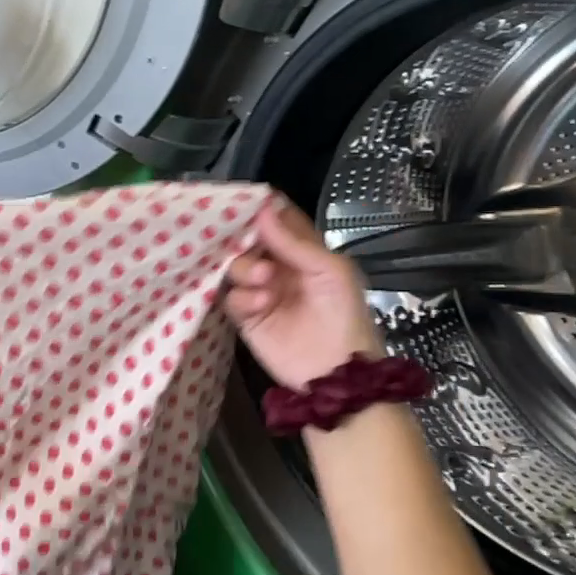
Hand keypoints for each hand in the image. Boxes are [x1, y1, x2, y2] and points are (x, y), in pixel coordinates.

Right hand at [224, 193, 382, 389]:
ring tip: (264, 279)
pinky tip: (261, 303)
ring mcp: (259, 290)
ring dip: (245, 268)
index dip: (260, 209)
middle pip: (247, 240)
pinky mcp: (245, 316)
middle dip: (245, 240)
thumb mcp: (330, 271)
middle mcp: (278, 266)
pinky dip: (243, 297)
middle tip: (249, 245)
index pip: (276, 219)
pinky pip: (231, 297)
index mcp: (303, 250)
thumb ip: (294, 242)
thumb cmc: (344, 314)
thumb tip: (262, 209)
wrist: (338, 372)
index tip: (241, 201)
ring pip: (235, 265)